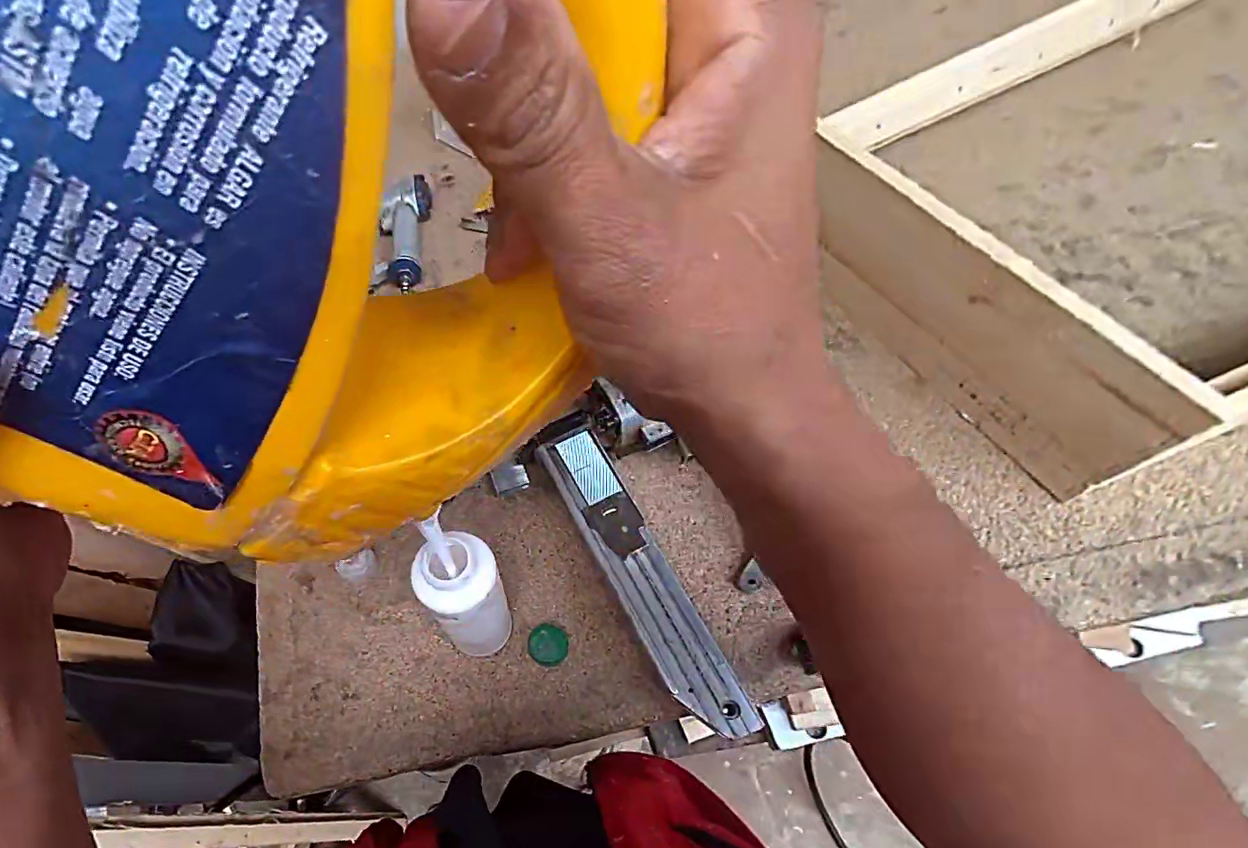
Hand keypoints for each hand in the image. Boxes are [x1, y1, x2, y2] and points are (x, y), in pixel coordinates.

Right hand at [408, 0, 824, 422]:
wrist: (740, 408)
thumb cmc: (703, 330)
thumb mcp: (608, 220)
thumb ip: (531, 114)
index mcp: (746, 22)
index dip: (540, 18)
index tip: (501, 90)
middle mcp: (729, 37)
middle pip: (589, 15)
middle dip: (527, 89)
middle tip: (505, 164)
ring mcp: (696, 94)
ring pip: (573, 64)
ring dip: (526, 145)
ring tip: (526, 231)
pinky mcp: (666, 145)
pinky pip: (579, 120)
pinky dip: (543, 176)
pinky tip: (535, 237)